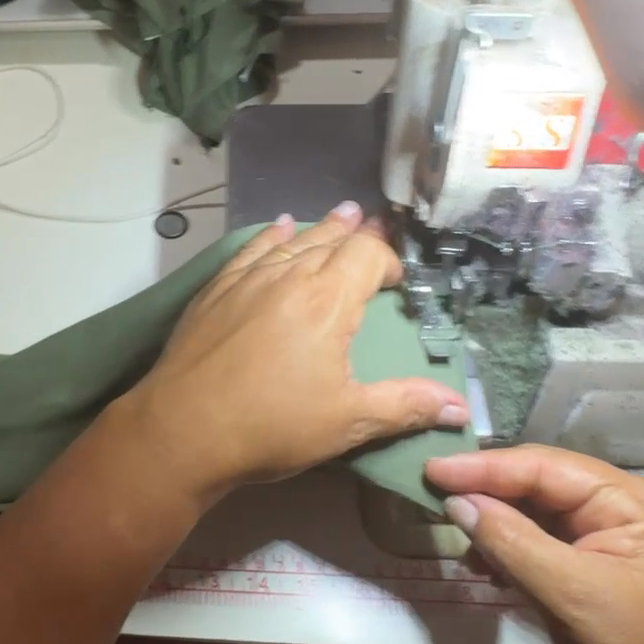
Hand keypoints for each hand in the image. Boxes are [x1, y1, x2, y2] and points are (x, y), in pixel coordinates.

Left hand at [119, 202, 467, 505]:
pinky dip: (270, 236)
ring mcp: (246, 279)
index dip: (387, 261)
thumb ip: (405, 406)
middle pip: (329, 240)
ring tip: (340, 215)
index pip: (366, 256)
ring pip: (291, 241)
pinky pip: (250, 250)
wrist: (182, 428)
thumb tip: (460, 406)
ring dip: (319, 229)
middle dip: (356, 235)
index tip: (396, 282)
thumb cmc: (271, 425)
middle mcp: (288, 277)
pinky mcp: (215, 289)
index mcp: (326, 301)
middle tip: (372, 224)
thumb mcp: (347, 422)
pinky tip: (278, 228)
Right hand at [427, 446, 643, 643]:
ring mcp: (611, 539)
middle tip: (431, 493)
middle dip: (486, 490)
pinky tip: (484, 563)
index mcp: (631, 500)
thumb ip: (512, 542)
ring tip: (454, 533)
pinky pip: (543, 544)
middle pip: (538, 484)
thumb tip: (455, 500)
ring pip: (536, 514)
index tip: (429, 468)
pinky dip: (511, 551)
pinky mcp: (598, 569)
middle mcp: (622, 507)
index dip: (482, 466)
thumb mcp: (576, 598)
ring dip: (495, 523)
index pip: (543, 466)